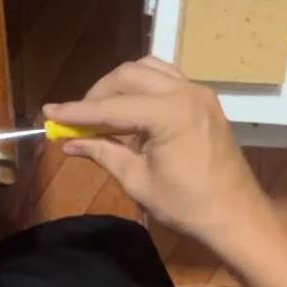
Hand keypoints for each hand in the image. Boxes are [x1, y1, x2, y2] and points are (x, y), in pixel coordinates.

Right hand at [44, 57, 268, 242]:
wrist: (238, 217)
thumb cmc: (188, 206)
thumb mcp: (138, 181)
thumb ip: (103, 153)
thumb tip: (69, 143)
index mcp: (170, 114)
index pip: (112, 106)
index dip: (77, 112)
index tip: (48, 113)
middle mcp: (186, 93)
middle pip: (128, 75)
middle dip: (97, 94)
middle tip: (77, 120)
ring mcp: (199, 93)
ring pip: (147, 69)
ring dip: (119, 85)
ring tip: (102, 112)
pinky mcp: (204, 100)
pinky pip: (166, 78)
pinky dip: (142, 87)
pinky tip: (130, 111)